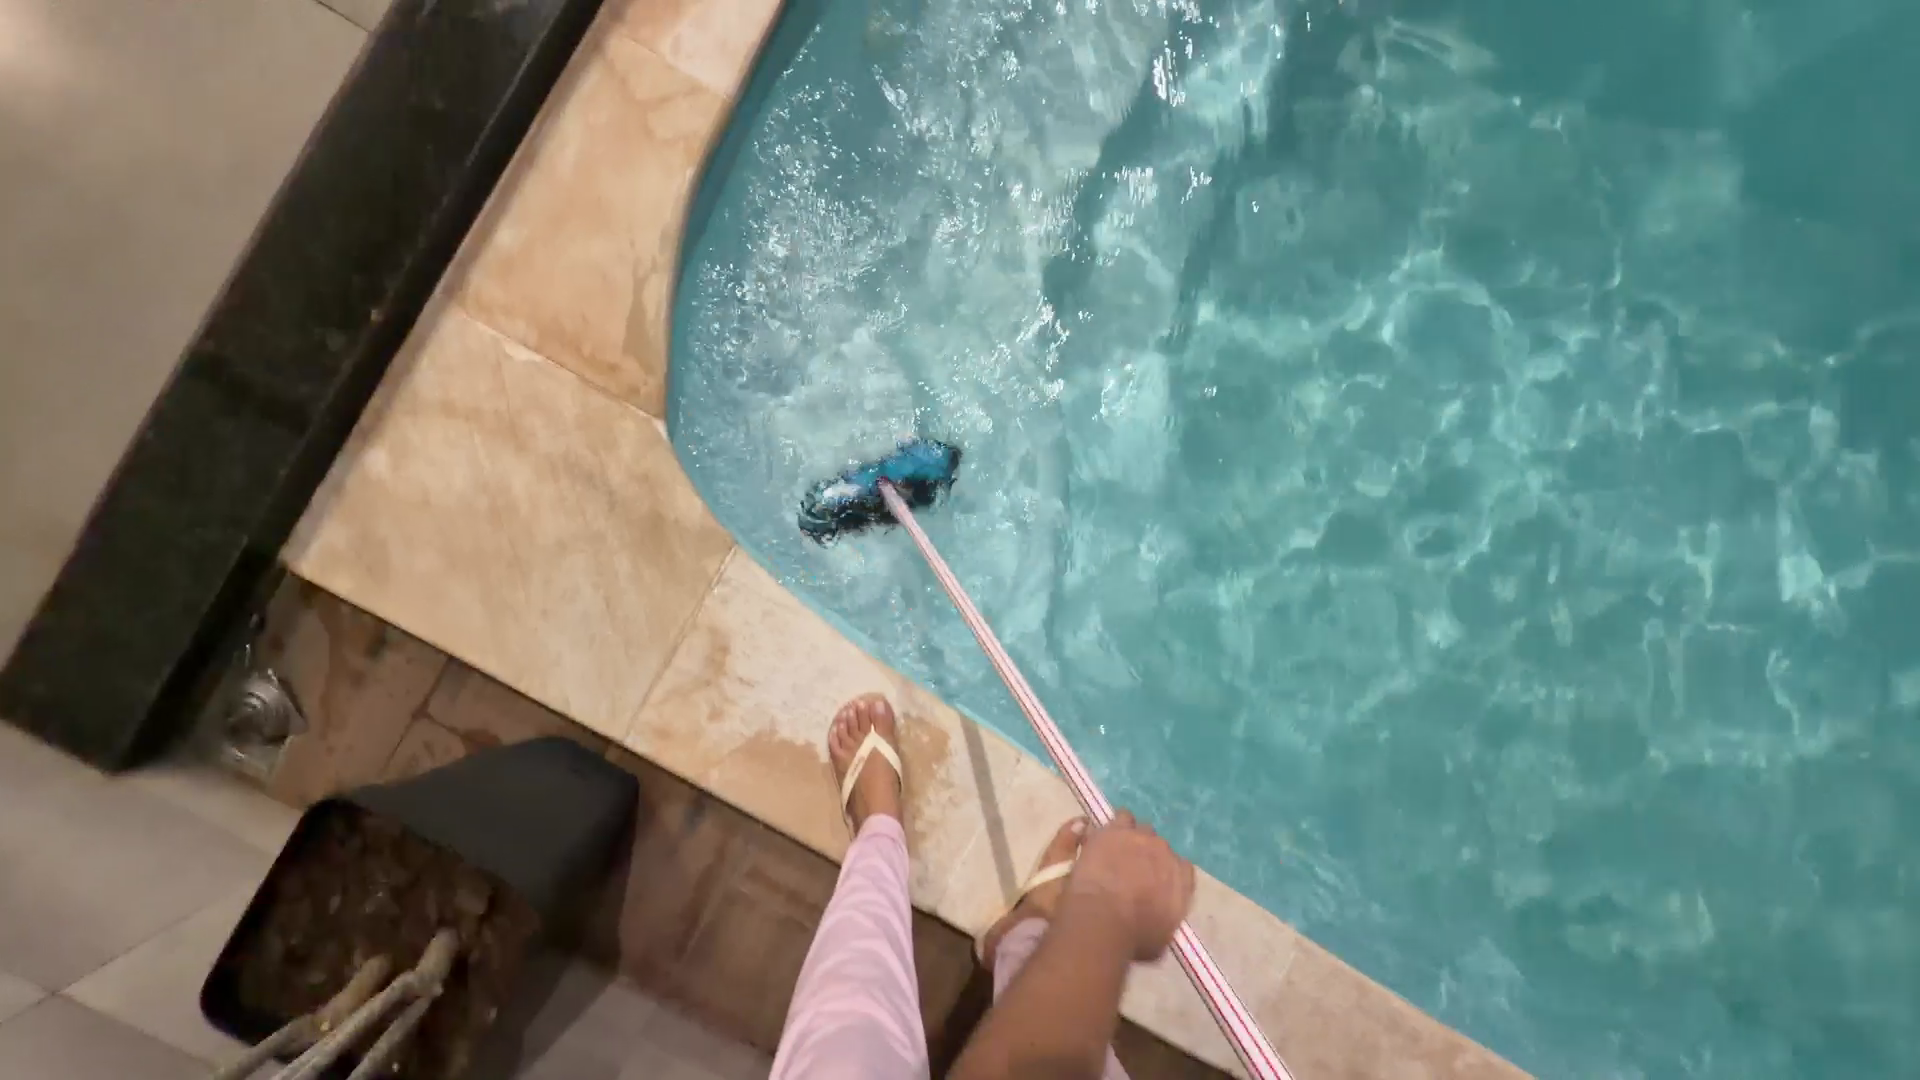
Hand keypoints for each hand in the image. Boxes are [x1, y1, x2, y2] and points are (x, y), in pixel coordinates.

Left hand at [1062, 810, 1195, 961]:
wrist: (1105, 917)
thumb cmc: (1134, 937)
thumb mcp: (1161, 938)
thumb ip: (1165, 918)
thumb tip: (1159, 918)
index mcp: (1181, 877)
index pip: (1180, 867)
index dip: (1165, 871)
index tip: (1152, 879)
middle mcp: (1164, 852)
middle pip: (1156, 843)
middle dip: (1144, 851)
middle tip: (1127, 864)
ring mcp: (1139, 837)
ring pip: (1136, 825)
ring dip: (1127, 833)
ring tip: (1113, 846)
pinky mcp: (1115, 829)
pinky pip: (1117, 818)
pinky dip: (1110, 826)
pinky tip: (1099, 837)